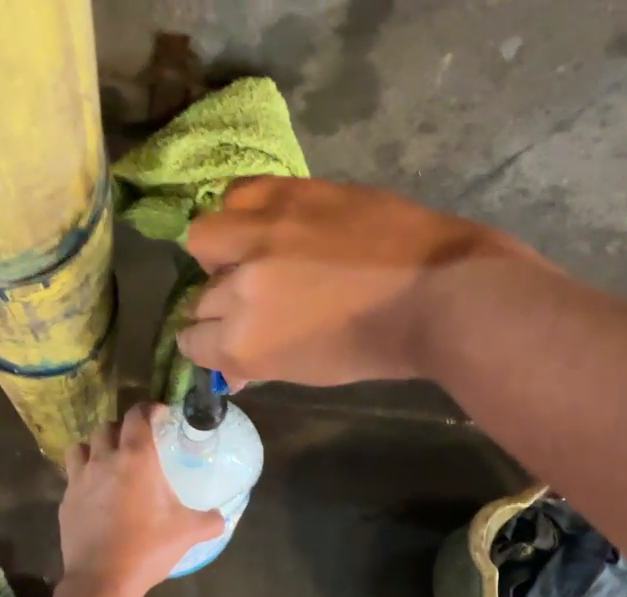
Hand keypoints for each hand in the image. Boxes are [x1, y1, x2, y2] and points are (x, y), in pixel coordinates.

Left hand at [58, 404, 224, 596]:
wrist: (102, 579)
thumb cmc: (148, 548)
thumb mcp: (187, 533)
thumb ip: (209, 521)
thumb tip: (223, 519)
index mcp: (136, 458)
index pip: (137, 416)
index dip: (149, 409)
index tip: (160, 413)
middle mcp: (104, 460)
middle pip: (106, 427)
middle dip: (121, 428)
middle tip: (136, 441)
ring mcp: (80, 480)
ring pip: (81, 447)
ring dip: (95, 447)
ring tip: (108, 461)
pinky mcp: (66, 501)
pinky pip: (72, 476)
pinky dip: (83, 476)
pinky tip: (95, 494)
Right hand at [177, 177, 554, 386]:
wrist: (435, 293)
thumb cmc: (373, 346)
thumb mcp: (304, 372)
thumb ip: (256, 363)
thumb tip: (231, 369)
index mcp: (243, 343)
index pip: (191, 341)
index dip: (208, 343)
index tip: (228, 339)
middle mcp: (240, 288)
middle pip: (198, 297)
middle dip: (219, 305)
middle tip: (252, 302)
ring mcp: (262, 235)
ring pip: (203, 238)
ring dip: (219, 252)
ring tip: (251, 254)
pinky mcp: (289, 194)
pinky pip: (237, 194)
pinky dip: (243, 211)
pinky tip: (266, 223)